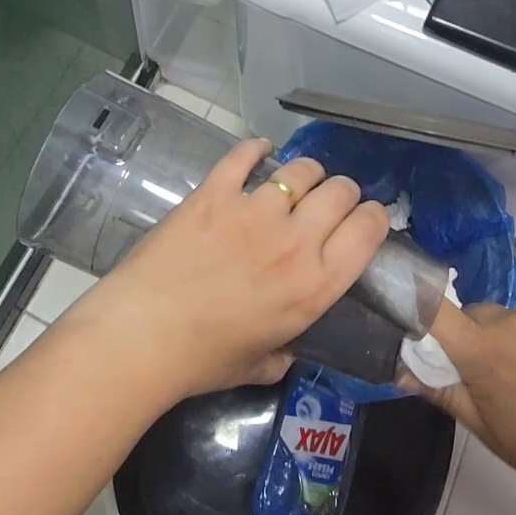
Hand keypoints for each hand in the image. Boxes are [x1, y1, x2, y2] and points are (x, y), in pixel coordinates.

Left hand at [56, 138, 391, 399]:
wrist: (142, 335)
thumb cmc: (203, 360)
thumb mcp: (261, 366)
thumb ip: (286, 350)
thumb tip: (288, 345)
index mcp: (315, 286)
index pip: (368, 230)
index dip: (373, 217)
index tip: (366, 218)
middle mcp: (295, 240)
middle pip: (340, 192)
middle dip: (342, 192)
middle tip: (329, 201)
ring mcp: (253, 210)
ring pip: (300, 169)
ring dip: (306, 172)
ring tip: (297, 179)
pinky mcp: (214, 193)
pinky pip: (244, 156)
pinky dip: (255, 148)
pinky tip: (258, 149)